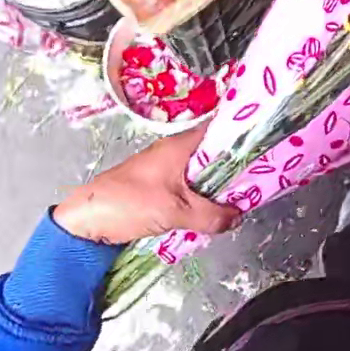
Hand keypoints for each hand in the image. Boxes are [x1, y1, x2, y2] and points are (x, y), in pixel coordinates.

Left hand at [53, 128, 240, 245]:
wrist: (84, 222)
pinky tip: (213, 211)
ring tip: (239, 199)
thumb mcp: (175, 211)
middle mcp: (177, 151)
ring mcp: (168, 168)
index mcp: (182, 145)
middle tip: (258, 180)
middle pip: (216, 152)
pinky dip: (204, 196)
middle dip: (236, 167)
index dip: (243, 134)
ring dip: (219, 185)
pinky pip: (192, 186)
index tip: (265, 146)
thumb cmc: (129, 203)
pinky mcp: (160, 186)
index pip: (220, 128)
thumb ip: (211, 215)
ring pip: (204, 171)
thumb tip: (238, 217)